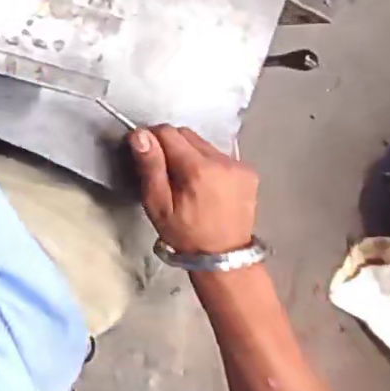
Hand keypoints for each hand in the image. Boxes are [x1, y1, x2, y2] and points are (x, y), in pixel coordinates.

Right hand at [129, 125, 257, 255]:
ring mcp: (238, 164)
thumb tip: (140, 134)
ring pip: (202, 143)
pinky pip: (218, 154)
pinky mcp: (248, 170)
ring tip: (185, 179)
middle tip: (164, 171)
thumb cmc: (185, 233)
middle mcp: (222, 160)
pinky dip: (207, 161)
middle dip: (170, 145)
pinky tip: (205, 183)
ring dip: (189, 153)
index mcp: (197, 168)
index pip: (168, 132)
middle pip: (186, 134)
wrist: (224, 258)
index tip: (146, 155)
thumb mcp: (158, 204)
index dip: (152, 139)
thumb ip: (150, 166)